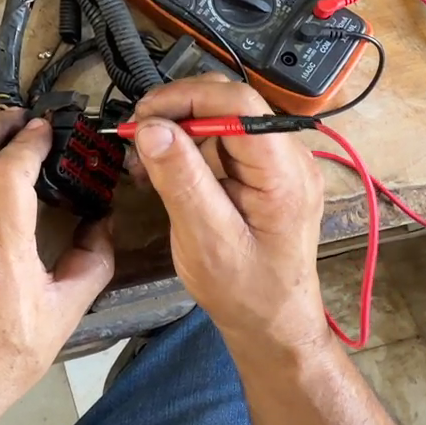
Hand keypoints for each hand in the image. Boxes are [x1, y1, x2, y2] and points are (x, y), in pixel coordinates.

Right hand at [127, 76, 327, 349]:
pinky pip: (221, 138)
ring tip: (144, 156)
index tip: (144, 117)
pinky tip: (163, 166)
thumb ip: (181, 181)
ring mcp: (277, 161)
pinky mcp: (262, 170)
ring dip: (177, 126)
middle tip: (137, 132)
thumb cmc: (245, 292)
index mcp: (284, 172)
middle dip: (177, 109)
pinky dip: (187, 144)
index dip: (185, 98)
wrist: (273, 326)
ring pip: (221, 116)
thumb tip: (151, 128)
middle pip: (229, 101)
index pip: (237, 102)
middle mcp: (288, 156)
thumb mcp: (205, 240)